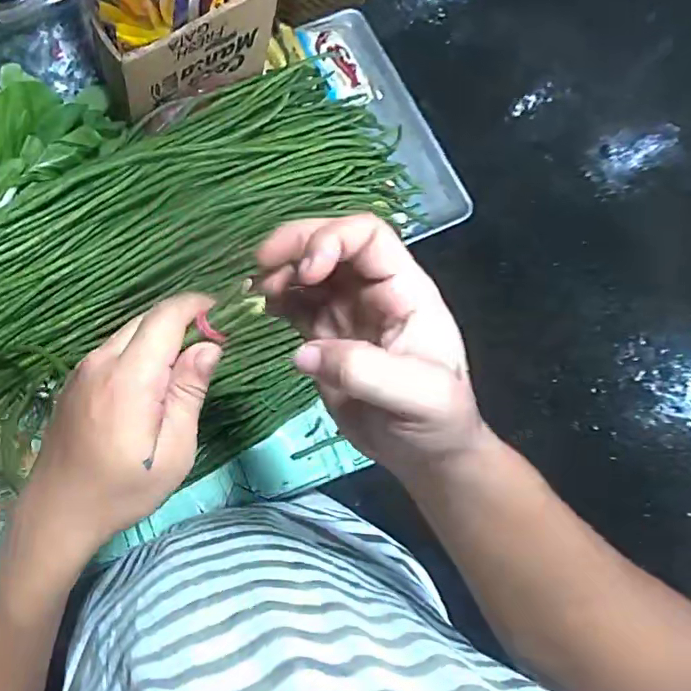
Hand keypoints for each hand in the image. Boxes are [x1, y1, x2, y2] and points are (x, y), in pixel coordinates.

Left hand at [16, 292, 221, 552]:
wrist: (57, 512)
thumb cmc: (123, 490)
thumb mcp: (173, 451)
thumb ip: (189, 393)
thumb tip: (209, 347)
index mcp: (129, 377)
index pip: (165, 316)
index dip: (197, 305)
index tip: (224, 312)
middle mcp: (101, 362)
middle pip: (146, 319)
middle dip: (182, 319)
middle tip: (213, 340)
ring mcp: (83, 369)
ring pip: (128, 333)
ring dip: (160, 336)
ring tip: (186, 362)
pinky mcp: (75, 381)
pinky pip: (114, 350)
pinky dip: (140, 349)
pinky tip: (152, 379)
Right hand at [254, 214, 488, 478]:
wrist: (424, 453)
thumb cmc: (435, 419)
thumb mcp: (415, 395)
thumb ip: (363, 370)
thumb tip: (302, 353)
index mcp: (404, 290)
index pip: (368, 237)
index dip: (332, 240)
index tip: (307, 272)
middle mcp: (373, 291)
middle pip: (332, 243)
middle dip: (295, 245)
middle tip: (260, 266)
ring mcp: (347, 312)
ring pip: (308, 271)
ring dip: (279, 271)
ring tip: (255, 292)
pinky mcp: (325, 338)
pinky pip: (296, 305)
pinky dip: (275, 300)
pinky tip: (259, 308)